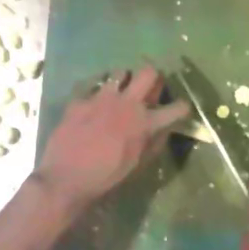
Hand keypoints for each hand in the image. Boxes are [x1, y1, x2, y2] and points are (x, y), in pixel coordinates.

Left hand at [35, 65, 187, 211]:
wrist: (67, 177)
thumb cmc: (107, 177)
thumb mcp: (137, 165)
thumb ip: (153, 144)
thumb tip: (162, 131)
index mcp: (145, 122)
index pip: (175, 108)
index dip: (181, 108)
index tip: (180, 109)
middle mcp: (127, 103)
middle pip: (148, 72)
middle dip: (153, 77)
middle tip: (149, 87)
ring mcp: (101, 98)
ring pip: (120, 73)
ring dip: (124, 81)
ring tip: (119, 93)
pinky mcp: (80, 100)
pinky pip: (93, 88)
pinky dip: (97, 95)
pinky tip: (93, 106)